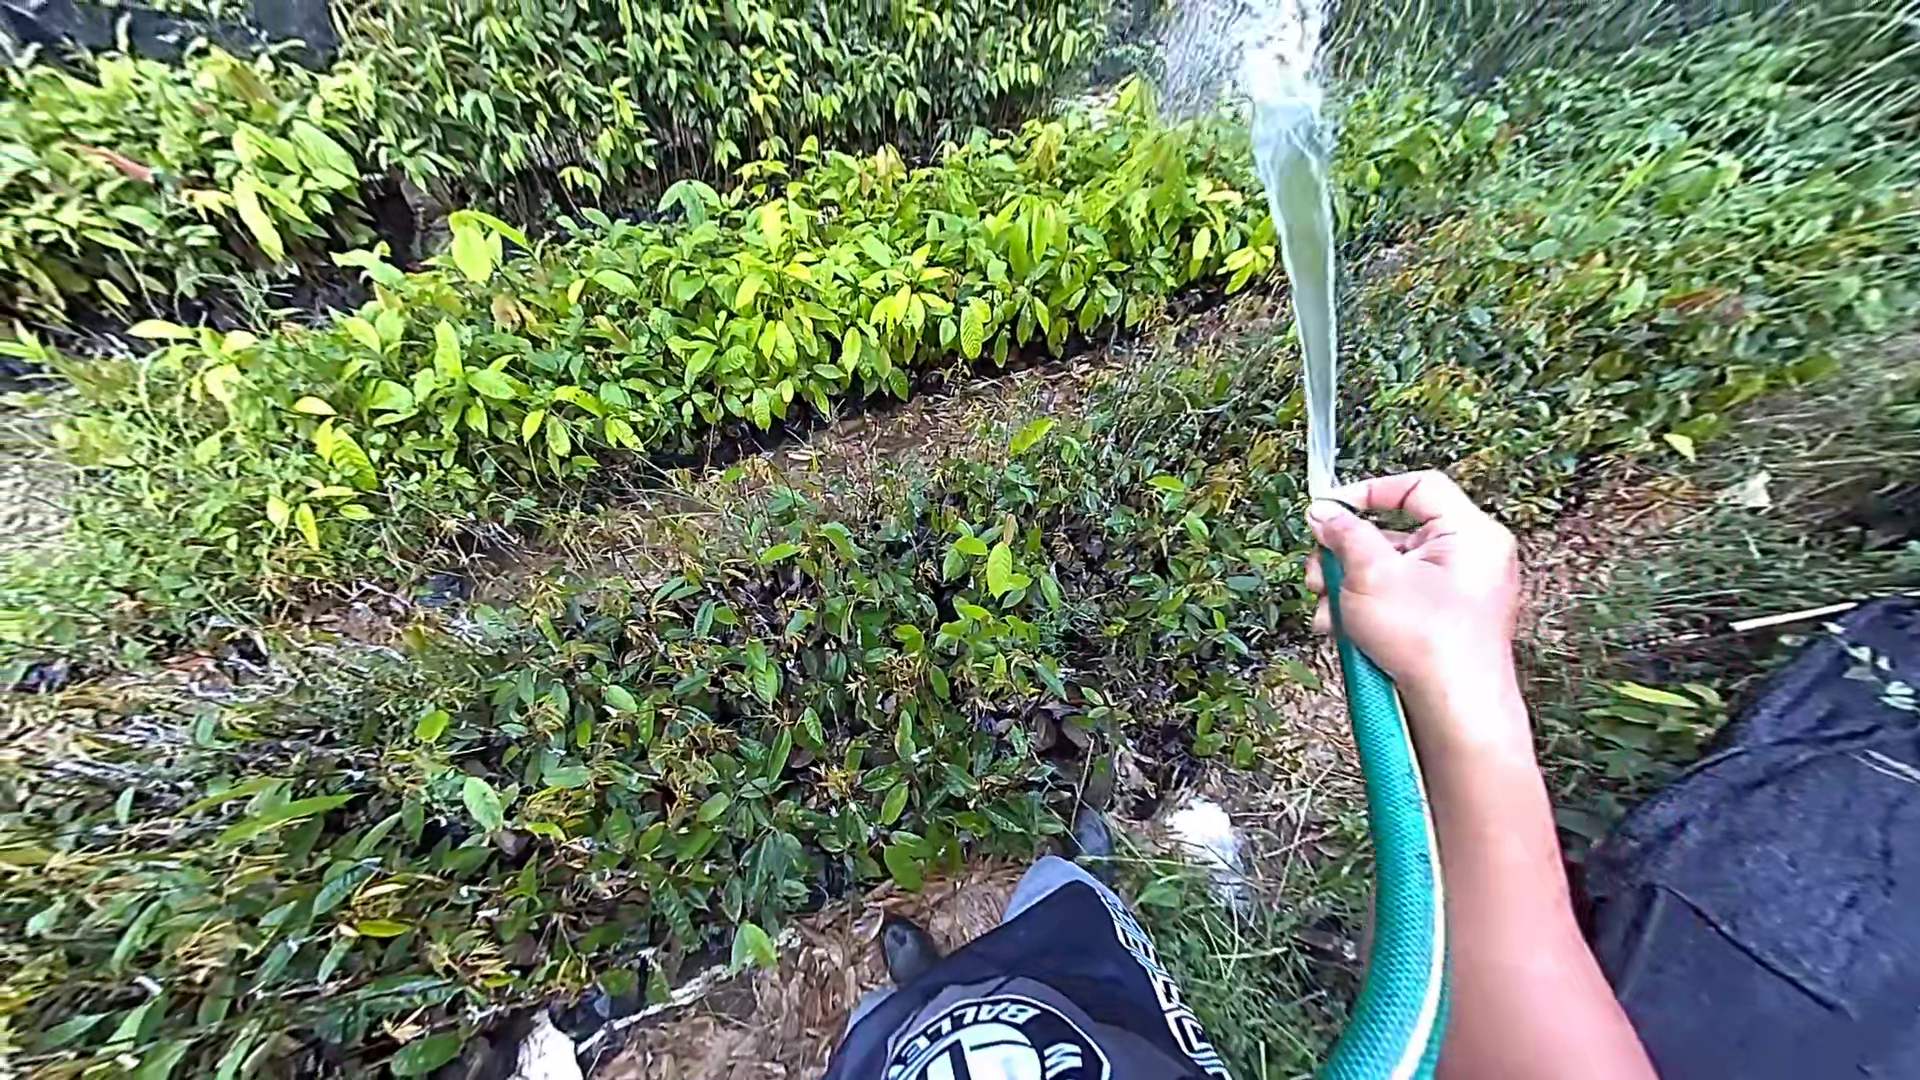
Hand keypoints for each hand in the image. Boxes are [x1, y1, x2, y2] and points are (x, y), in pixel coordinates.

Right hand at [1303, 471, 1519, 694]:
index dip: (1366, 492)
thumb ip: (1344, 534)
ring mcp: (1449, 588)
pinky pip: (1385, 594)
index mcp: (1468, 535)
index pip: (1415, 487)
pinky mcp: (1432, 615)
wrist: (1453, 707)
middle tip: (1319, 572)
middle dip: (1342, 553)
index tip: (1327, 511)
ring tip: (1326, 609)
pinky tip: (1337, 626)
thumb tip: (1322, 511)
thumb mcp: (1371, 574)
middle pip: (1387, 530)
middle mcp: (1465, 556)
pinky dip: (1356, 607)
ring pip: (1378, 567)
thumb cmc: (1427, 641)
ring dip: (1341, 586)